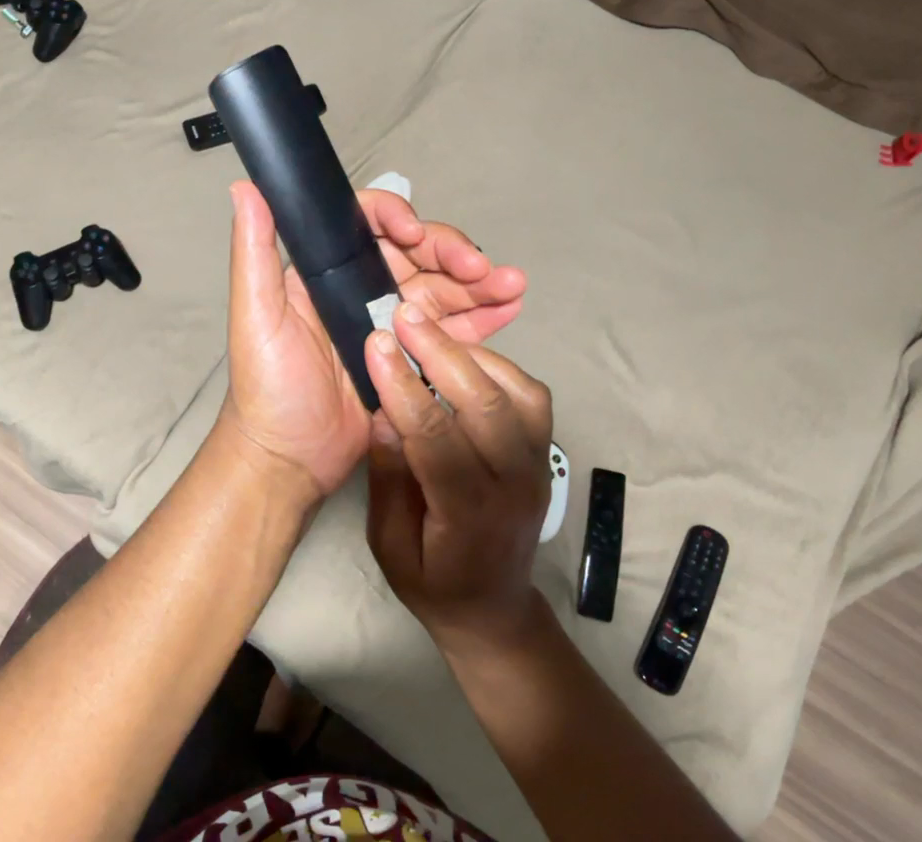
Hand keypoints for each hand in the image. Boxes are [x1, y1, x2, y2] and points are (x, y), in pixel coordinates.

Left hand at [220, 181, 526, 500]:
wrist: (289, 459)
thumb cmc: (266, 388)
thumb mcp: (255, 316)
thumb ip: (253, 252)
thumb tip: (246, 189)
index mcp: (325, 275)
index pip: (366, 227)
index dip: (395, 218)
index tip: (414, 233)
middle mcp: (358, 292)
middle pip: (415, 255)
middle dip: (452, 252)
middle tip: (482, 268)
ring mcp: (388, 328)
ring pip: (441, 289)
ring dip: (478, 282)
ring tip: (512, 285)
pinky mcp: (410, 361)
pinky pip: (450, 332)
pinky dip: (480, 318)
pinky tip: (508, 309)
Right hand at [364, 302, 555, 644]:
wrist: (492, 608)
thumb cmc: (430, 581)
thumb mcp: (389, 544)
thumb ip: (389, 480)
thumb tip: (384, 414)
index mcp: (469, 516)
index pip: (438, 439)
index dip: (405, 387)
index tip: (377, 344)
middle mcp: (515, 486)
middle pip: (486, 406)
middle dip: (442, 353)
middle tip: (403, 314)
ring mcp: (538, 467)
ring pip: (518, 394)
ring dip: (472, 354)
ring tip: (429, 329)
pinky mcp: (545, 454)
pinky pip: (532, 397)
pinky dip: (499, 367)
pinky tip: (464, 357)